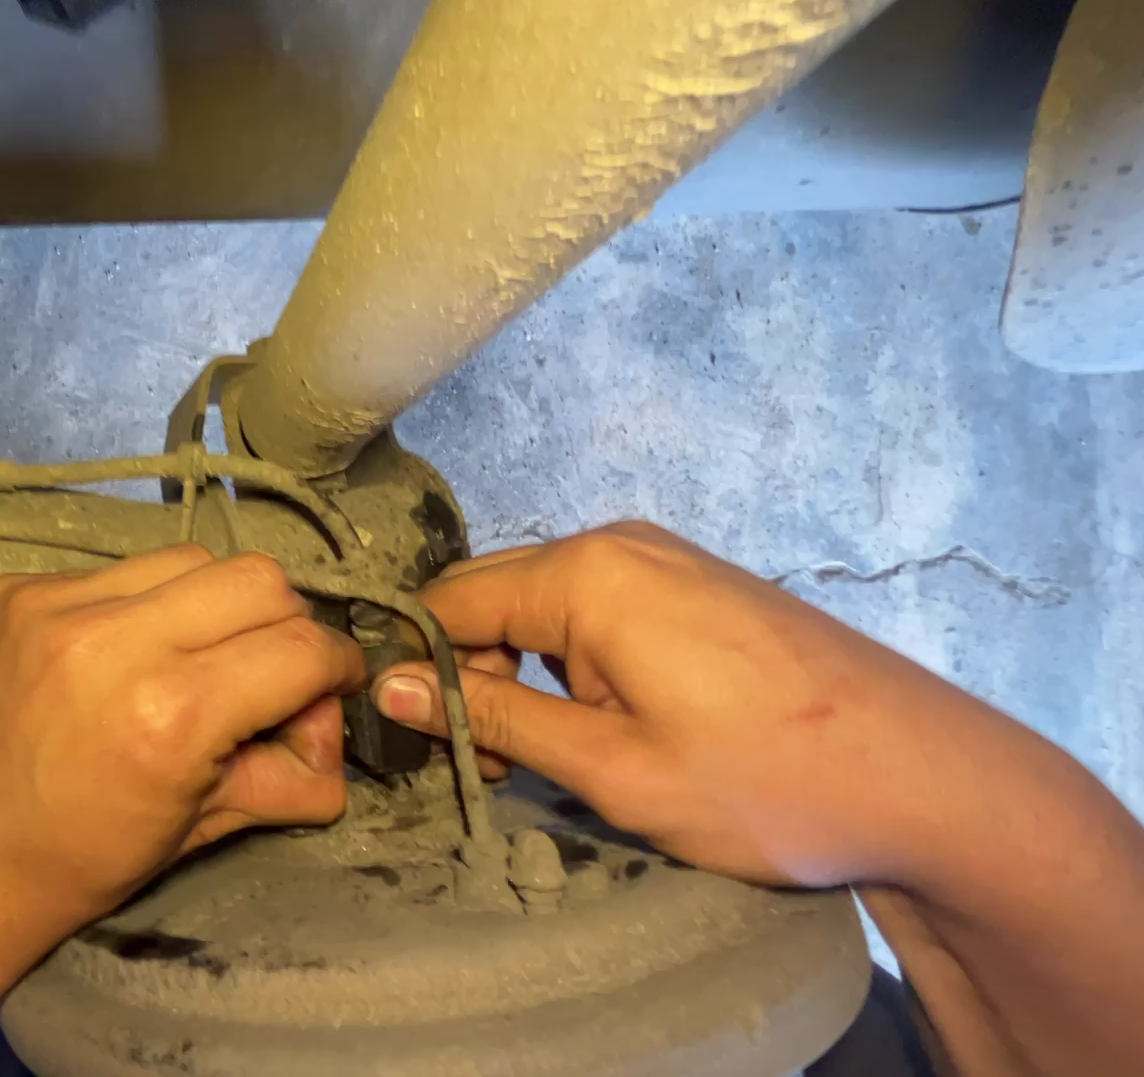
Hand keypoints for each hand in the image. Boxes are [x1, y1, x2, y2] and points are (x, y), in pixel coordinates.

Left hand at [0, 545, 364, 985]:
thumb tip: (335, 732)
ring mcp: (53, 605)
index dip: (336, 664)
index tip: (332, 682)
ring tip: (193, 655)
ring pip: (191, 558)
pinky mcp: (14, 591)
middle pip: (257, 578)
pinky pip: (118, 571)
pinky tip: (124, 651)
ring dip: (214, 605)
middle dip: (284, 623)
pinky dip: (144, 605)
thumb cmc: (84, 861)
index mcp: (168, 717)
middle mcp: (111, 642)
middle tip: (266, 669)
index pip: (301, 648)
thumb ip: (294, 775)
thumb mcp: (204, 829)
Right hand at [372, 522, 1017, 888]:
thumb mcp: (607, 765)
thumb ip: (488, 718)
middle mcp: (610, 543)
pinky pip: (585, 603)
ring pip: (534, 601)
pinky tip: (593, 712)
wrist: (946, 788)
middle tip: (492, 757)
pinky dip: (562, 657)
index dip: (420, 666)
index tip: (429, 736)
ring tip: (545, 745)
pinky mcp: (684, 579)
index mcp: (582, 574)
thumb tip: (387, 686)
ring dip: (515, 669)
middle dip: (470, 672)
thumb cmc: (763, 782)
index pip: (449, 603)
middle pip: (488, 596)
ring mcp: (654, 555)